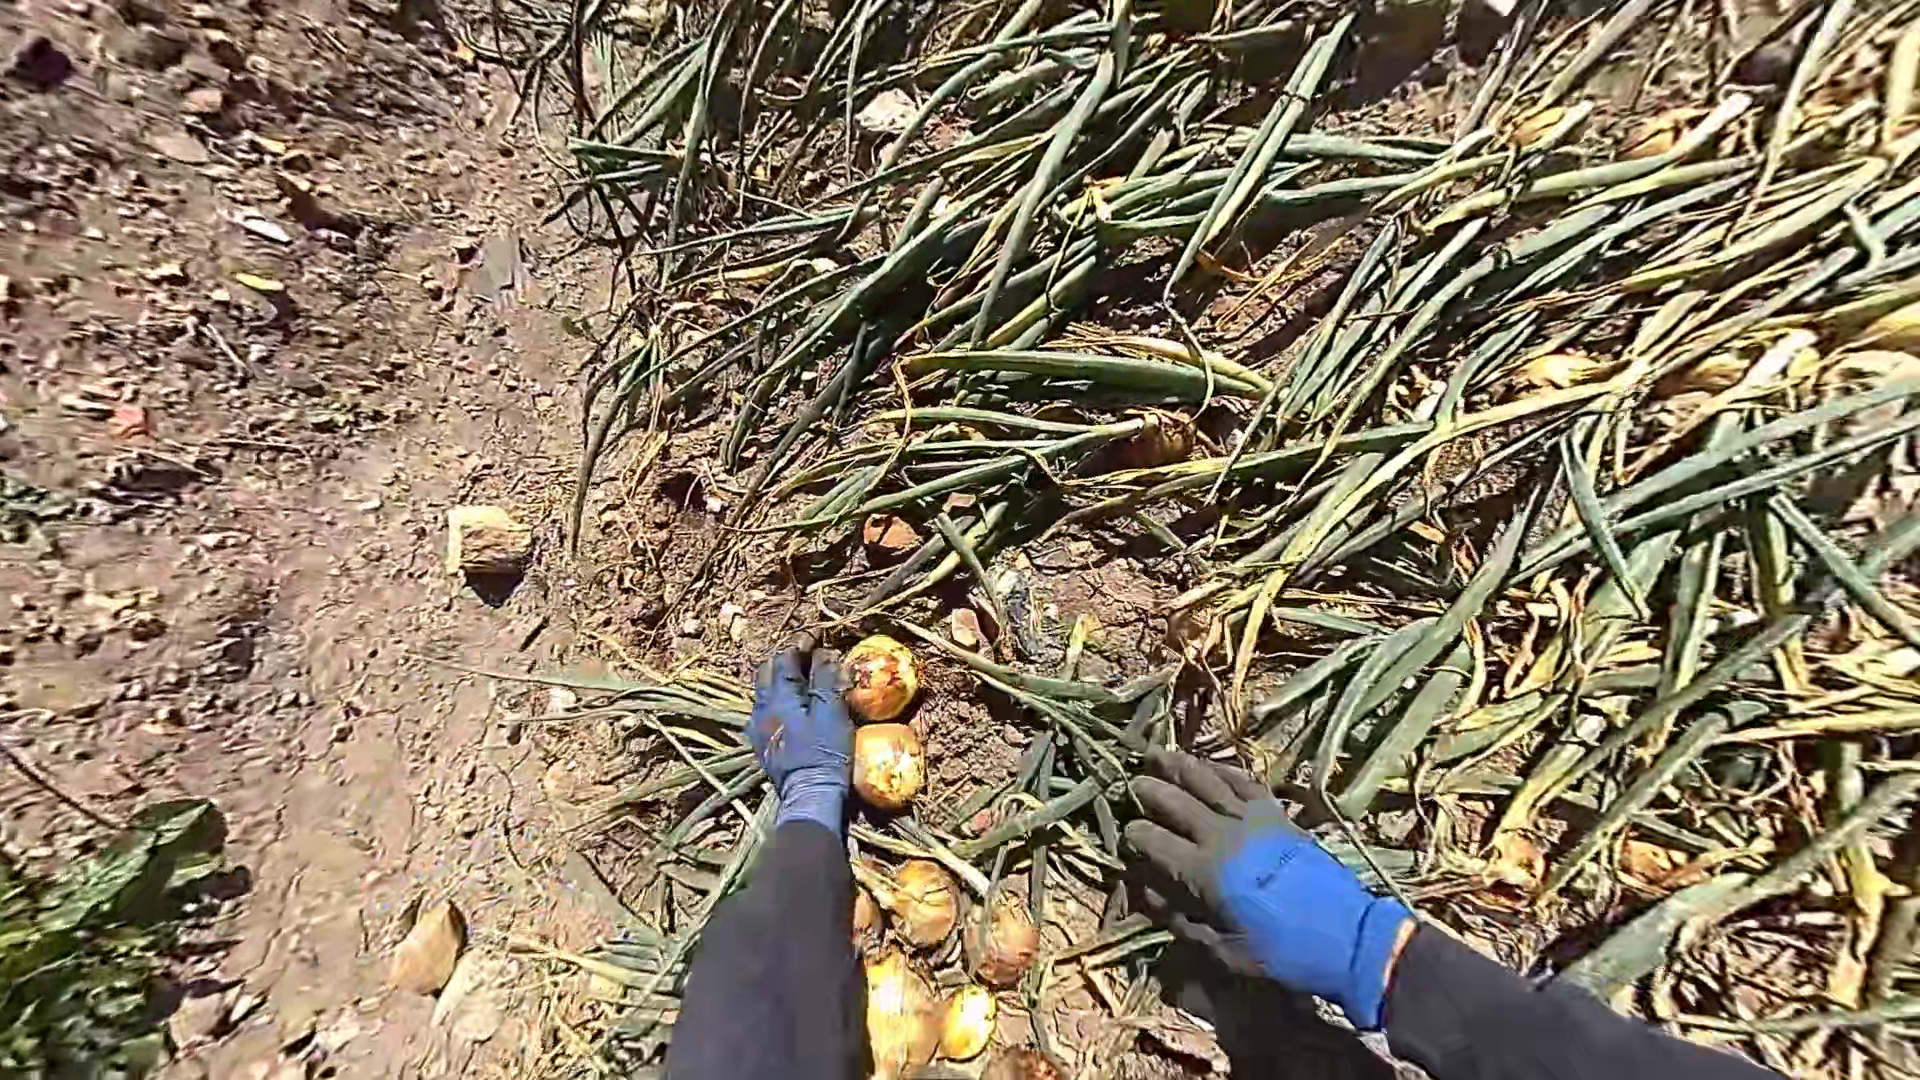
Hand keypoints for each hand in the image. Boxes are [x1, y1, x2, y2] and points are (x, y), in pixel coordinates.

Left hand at [749, 642, 851, 832]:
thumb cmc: (825, 751)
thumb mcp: (832, 711)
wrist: (810, 797)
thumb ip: (826, 679)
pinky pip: (766, 711)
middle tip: (809, 656)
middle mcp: (761, 708)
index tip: (818, 638)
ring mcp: (758, 728)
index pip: (785, 658)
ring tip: (802, 679)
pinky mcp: (762, 745)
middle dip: (786, 659)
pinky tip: (794, 707)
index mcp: (778, 697)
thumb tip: (824, 654)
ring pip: (764, 692)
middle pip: (768, 672)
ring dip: (781, 680)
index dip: (802, 645)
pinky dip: (779, 700)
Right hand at [1123, 749, 1412, 1028]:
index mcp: (1205, 871)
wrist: (1352, 938)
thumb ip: (1180, 919)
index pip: (1154, 841)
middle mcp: (1221, 834)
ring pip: (1204, 779)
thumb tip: (1144, 890)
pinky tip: (1207, 765)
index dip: (1135, 835)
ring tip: (1155, 754)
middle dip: (1148, 790)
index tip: (1128, 834)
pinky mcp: (1274, 810)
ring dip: (1176, 765)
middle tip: (1133, 785)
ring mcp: (1249, 816)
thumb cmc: (1285, 953)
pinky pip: (1240, 779)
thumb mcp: (1227, 951)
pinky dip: (1219, 769)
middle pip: (1173, 800)